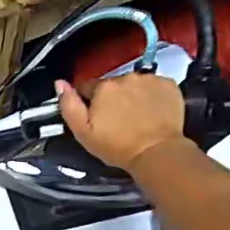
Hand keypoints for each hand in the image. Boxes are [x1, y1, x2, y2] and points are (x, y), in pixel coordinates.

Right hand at [56, 74, 186, 169]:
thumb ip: (68, 105)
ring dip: (132, 95)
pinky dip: (152, 94)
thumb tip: (60, 83)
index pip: (87, 85)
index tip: (95, 115)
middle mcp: (126, 77)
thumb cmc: (117, 145)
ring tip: (136, 116)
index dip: (88, 100)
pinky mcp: (168, 84)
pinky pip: (154, 85)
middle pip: (112, 84)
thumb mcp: (82, 131)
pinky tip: (151, 111)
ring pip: (133, 84)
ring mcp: (149, 79)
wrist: (156, 152)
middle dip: (112, 97)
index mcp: (102, 87)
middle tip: (116, 119)